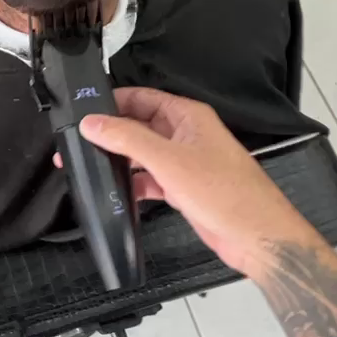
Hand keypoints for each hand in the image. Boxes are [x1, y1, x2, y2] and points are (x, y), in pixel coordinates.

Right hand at [78, 87, 323, 277]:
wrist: (258, 239)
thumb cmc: (226, 194)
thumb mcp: (168, 161)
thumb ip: (127, 138)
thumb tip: (91, 123)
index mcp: (188, 116)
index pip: (142, 97)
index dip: (112, 102)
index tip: (83, 111)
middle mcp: (185, 135)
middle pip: (139, 125)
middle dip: (110, 133)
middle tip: (78, 143)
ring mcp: (184, 161)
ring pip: (142, 153)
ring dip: (119, 160)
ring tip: (89, 168)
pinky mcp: (183, 186)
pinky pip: (149, 178)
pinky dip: (133, 184)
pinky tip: (117, 194)